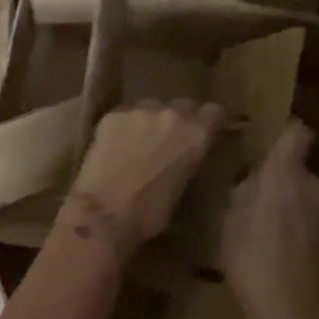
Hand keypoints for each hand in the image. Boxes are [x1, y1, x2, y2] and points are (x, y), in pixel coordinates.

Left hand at [69, 99, 225, 250]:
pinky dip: (122, 126)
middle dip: (178, 119)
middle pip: (182, 106)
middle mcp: (171, 115)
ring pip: (150, 106)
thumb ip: (185, 161)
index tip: (206, 129)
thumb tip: (181, 157)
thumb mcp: (181, 186)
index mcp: (196, 135)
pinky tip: (114, 144)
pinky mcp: (112, 116)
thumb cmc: (149, 212)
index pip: (214, 112)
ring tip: (137, 140)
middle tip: (168, 139)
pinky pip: (123, 115)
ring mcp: (139, 112)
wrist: (105, 211)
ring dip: (149, 120)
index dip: (209, 121)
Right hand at [222, 120, 318, 318]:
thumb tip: (255, 182)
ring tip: (276, 235)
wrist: (294, 306)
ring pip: (312, 200)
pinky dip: (308, 231)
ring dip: (297, 209)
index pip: (296, 134)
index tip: (274, 140)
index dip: (287, 133)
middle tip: (260, 205)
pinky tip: (291, 253)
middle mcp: (317, 185)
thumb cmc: (251, 257)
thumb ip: (245, 192)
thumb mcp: (229, 220)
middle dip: (284, 183)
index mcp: (285, 173)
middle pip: (301, 172)